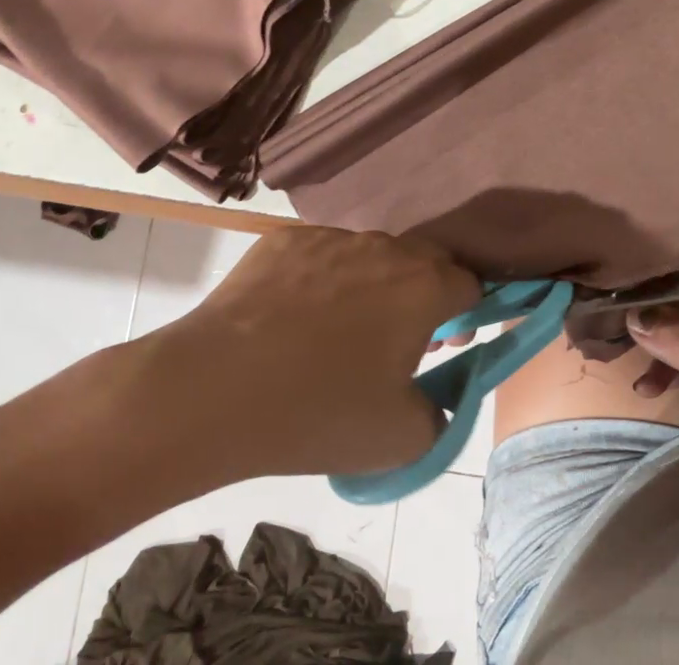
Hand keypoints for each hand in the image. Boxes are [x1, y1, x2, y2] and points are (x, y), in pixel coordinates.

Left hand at [123, 227, 478, 482]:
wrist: (207, 394)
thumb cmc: (316, 414)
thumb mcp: (402, 440)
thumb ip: (442, 415)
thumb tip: (436, 401)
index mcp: (424, 288)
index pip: (471, 285)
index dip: (465, 316)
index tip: (444, 346)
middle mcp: (385, 249)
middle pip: (426, 262)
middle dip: (424, 296)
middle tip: (397, 342)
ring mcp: (330, 239)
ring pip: (371, 257)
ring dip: (373, 286)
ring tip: (336, 334)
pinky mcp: (280, 242)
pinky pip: (320, 257)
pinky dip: (321, 281)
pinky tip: (291, 322)